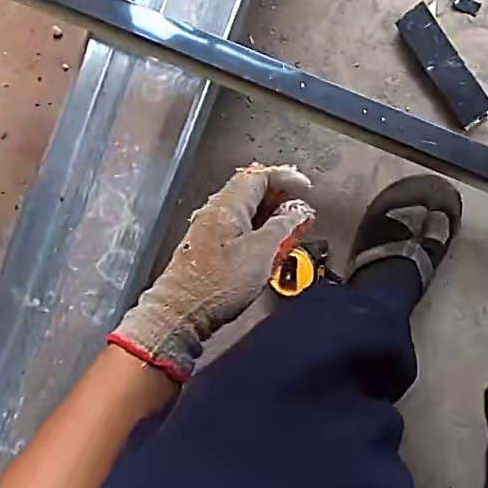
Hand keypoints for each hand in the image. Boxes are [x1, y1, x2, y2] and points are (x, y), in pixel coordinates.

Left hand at [107, 164, 315, 382]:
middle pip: (251, 190)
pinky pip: (237, 228)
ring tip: (288, 228)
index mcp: (227, 205)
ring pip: (245, 210)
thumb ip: (284, 226)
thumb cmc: (217, 283)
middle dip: (279, 196)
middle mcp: (215, 212)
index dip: (286, 178)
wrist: (182, 311)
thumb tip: (298, 212)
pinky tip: (267, 245)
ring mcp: (209, 229)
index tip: (304, 188)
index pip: (259, 176)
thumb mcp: (263, 251)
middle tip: (299, 208)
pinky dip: (257, 229)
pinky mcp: (208, 248)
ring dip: (269, 214)